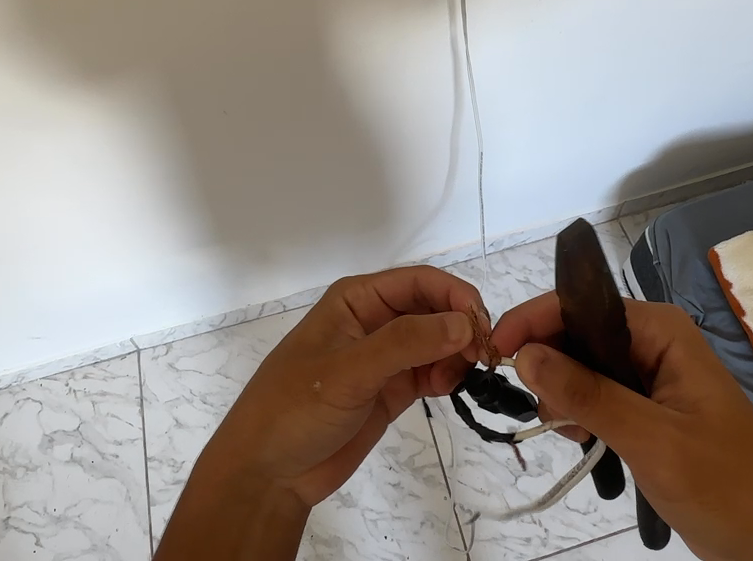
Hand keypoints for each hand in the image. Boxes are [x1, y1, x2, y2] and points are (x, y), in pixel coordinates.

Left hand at [156, 266, 486, 560]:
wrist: (268, 471)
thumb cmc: (296, 406)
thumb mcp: (349, 370)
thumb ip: (405, 343)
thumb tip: (463, 322)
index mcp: (357, 299)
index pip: (416, 281)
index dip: (452, 294)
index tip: (481, 322)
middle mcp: (374, 320)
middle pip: (431, 308)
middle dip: (460, 324)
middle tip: (484, 355)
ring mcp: (383, 356)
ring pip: (435, 340)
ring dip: (456, 352)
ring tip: (465, 375)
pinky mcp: (391, 389)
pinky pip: (430, 371)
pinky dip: (446, 375)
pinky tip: (448, 388)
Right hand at [494, 294, 752, 560]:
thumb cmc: (725, 487)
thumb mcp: (651, 440)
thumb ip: (586, 393)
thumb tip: (522, 355)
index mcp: (660, 330)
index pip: (580, 305)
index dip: (533, 321)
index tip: (493, 350)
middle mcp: (654, 342)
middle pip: (578, 333)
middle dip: (548, 362)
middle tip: (533, 406)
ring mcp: (653, 376)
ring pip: (584, 366)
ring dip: (563, 393)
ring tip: (563, 431)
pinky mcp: (651, 410)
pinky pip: (599, 395)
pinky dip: (580, 413)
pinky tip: (578, 438)